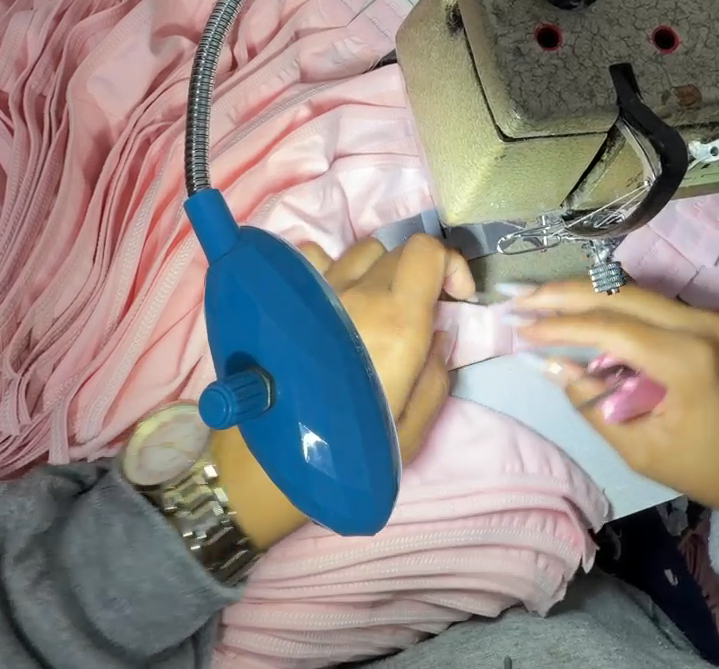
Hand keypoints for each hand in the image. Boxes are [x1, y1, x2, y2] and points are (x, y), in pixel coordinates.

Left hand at [212, 234, 471, 547]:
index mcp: (397, 323)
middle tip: (417, 313)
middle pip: (400, 250)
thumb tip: (438, 336)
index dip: (450, 264)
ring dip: (379, 271)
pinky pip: (314, 259)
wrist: (264, 468)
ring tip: (375, 308)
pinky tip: (332, 301)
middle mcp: (358, 294)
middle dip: (420, 274)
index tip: (454, 296)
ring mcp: (317, 292)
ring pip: (362, 251)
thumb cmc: (347, 454)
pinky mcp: (284, 299)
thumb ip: (436, 378)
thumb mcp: (411, 432)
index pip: (427, 251)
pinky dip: (331, 269)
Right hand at [516, 282, 718, 521]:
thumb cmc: (709, 469)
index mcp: (690, 360)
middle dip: (562, 293)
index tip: (518, 327)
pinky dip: (610, 305)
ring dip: (583, 294)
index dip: (559, 324)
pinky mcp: (711, 317)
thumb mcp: (641, 449)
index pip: (610, 326)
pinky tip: (577, 310)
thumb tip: (547, 363)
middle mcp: (703, 324)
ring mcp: (711, 315)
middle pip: (618, 292)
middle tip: (518, 298)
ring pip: (631, 289)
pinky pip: (649, 303)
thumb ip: (591, 402)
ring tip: (538, 299)